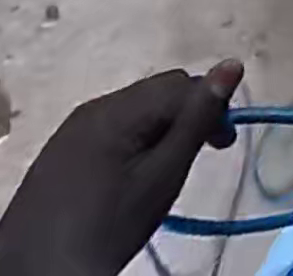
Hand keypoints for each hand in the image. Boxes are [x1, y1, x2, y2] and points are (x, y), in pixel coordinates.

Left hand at [0, 60, 242, 275]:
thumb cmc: (103, 229)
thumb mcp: (163, 174)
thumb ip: (199, 116)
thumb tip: (233, 64)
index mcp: (119, 109)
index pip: (186, 85)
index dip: (213, 108)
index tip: (223, 146)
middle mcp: (95, 107)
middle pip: (163, 91)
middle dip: (189, 114)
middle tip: (197, 156)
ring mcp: (72, 128)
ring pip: (140, 107)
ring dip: (164, 127)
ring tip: (166, 167)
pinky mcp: (59, 151)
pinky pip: (115, 126)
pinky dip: (136, 138)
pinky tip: (132, 172)